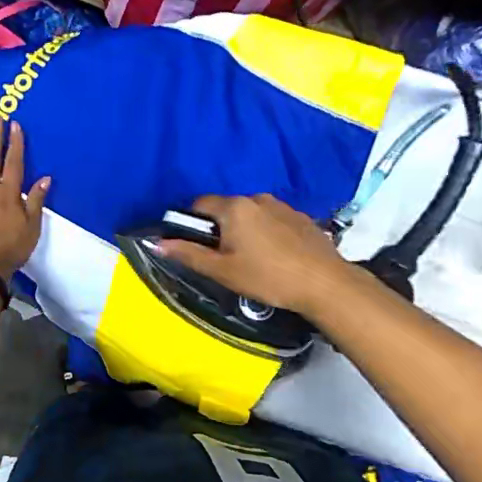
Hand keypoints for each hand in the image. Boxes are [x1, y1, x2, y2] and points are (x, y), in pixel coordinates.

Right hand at [155, 194, 357, 315]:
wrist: (324, 283)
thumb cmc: (267, 277)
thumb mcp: (223, 271)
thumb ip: (189, 254)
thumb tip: (157, 243)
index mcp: (233, 208)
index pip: (199, 204)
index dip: (191, 223)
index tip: (196, 246)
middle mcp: (256, 198)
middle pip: (226, 208)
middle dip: (220, 228)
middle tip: (224, 258)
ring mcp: (282, 205)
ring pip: (251, 213)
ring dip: (245, 229)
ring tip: (253, 259)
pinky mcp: (301, 216)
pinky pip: (273, 219)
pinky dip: (267, 232)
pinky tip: (276, 256)